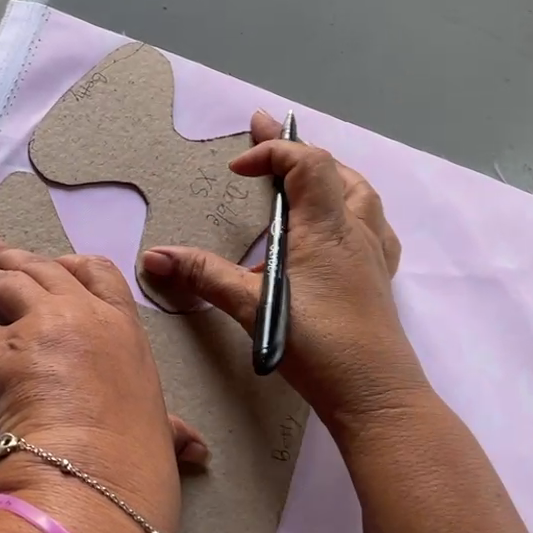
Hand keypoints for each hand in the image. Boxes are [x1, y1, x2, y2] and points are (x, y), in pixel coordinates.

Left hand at [0, 228, 203, 532]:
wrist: (94, 476)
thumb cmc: (136, 458)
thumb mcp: (158, 428)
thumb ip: (169, 427)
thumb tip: (196, 448)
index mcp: (123, 326)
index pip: (98, 272)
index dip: (70, 263)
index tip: (51, 261)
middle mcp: (83, 313)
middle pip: (41, 268)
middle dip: (8, 254)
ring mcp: (41, 325)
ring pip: (5, 284)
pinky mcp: (5, 348)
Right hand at [139, 110, 430, 433]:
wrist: (379, 399)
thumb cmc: (319, 347)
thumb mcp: (252, 307)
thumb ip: (203, 276)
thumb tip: (153, 256)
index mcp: (327, 230)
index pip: (307, 164)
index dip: (272, 153)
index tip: (237, 169)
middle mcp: (355, 233)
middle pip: (337, 171)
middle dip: (298, 150)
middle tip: (265, 134)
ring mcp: (373, 256)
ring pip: (360, 195)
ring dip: (329, 174)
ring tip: (302, 173)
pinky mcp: (377, 279)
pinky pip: (372, 224)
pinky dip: (349, 207)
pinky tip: (335, 224)